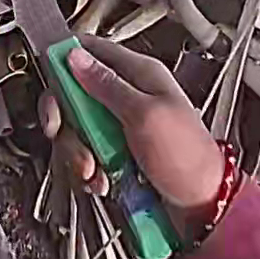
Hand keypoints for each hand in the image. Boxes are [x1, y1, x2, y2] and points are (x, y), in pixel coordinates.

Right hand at [39, 36, 223, 233]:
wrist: (205, 208)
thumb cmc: (187, 157)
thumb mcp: (145, 115)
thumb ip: (107, 85)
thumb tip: (76, 55)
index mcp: (138, 74)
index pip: (90, 50)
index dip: (65, 63)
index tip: (55, 87)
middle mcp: (126, 94)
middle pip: (75, 91)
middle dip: (67, 118)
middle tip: (66, 133)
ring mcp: (120, 123)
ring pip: (77, 125)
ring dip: (77, 149)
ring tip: (93, 167)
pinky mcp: (116, 148)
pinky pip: (87, 150)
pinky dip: (88, 167)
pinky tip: (101, 178)